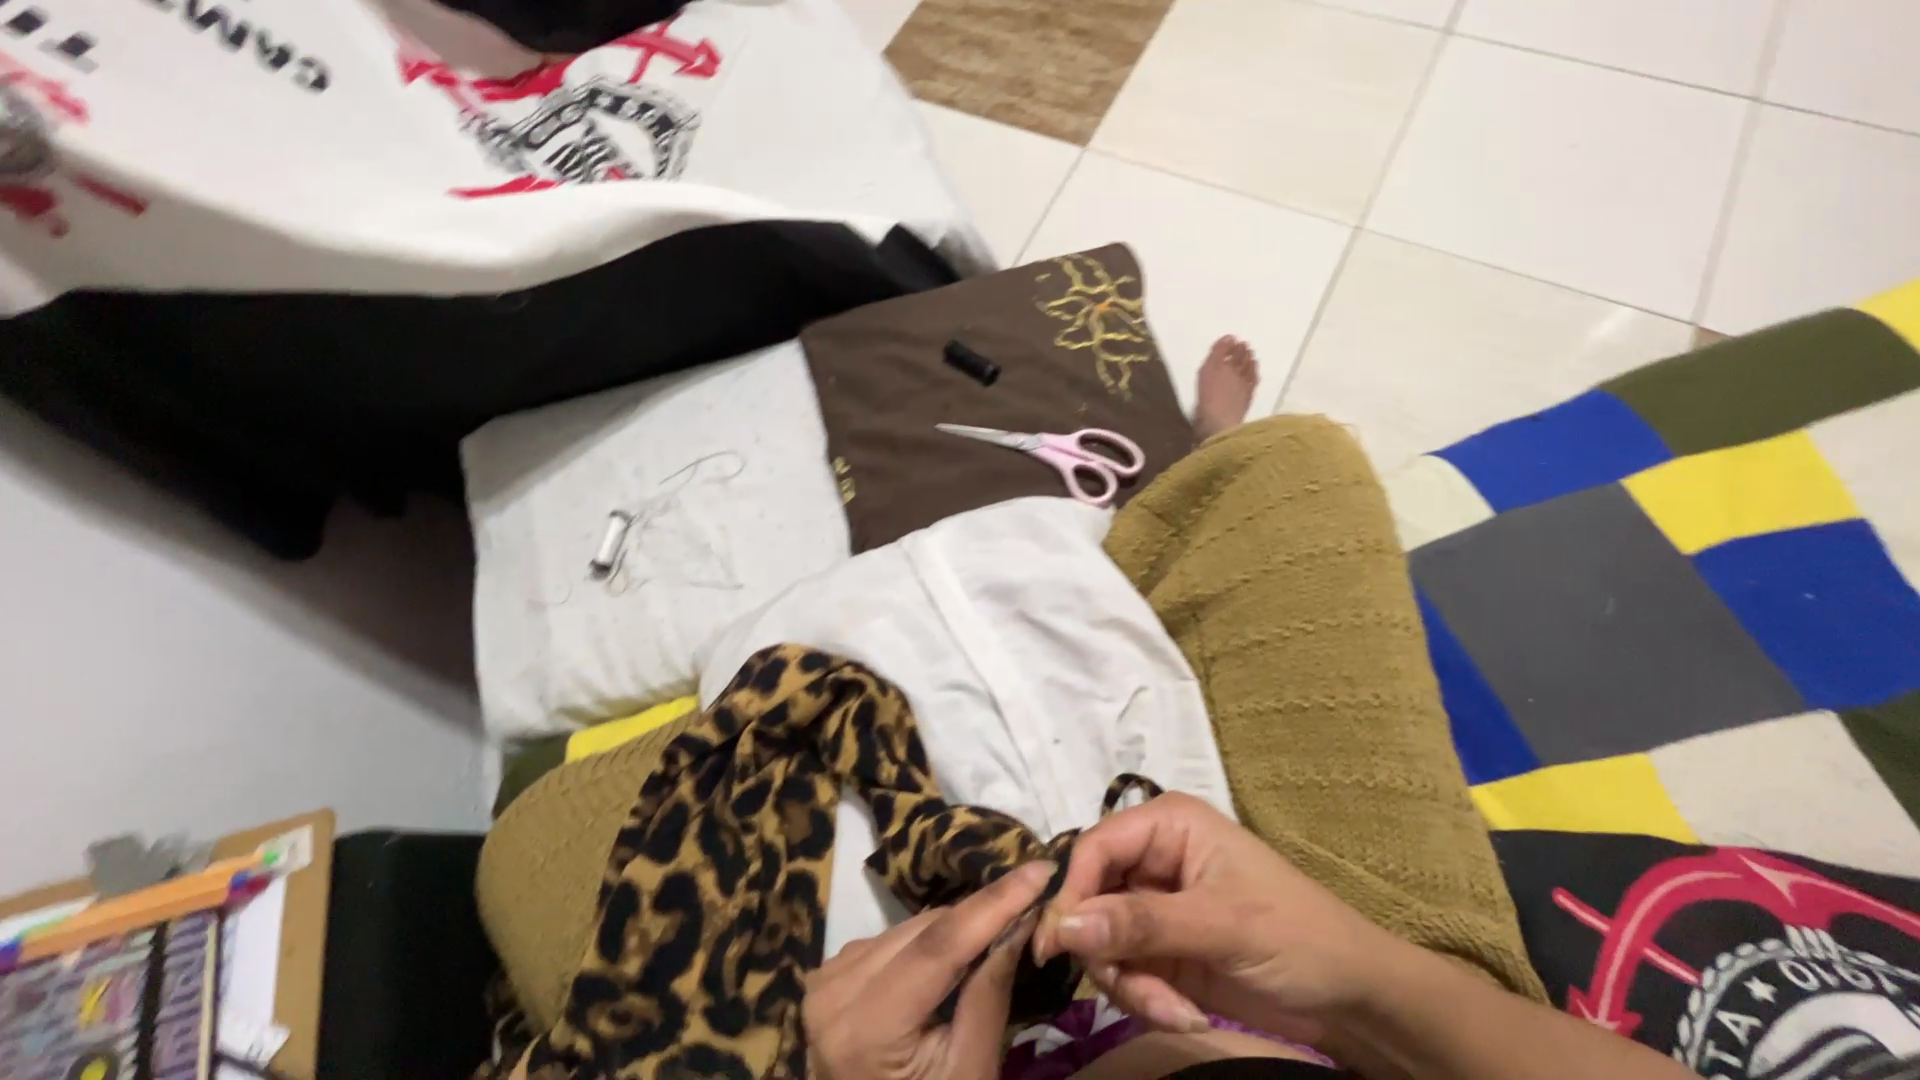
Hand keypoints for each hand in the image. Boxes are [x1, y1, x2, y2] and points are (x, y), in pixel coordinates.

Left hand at [804, 859, 1052, 1079]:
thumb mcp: (970, 1070)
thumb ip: (989, 991)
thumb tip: (1021, 918)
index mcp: (865, 1027)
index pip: (939, 944)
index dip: (994, 902)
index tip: (1040, 869)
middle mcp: (833, 991)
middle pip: (923, 930)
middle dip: (981, 912)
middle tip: (1033, 899)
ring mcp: (824, 980)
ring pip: (908, 928)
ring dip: (956, 926)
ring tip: (1000, 928)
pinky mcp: (827, 975)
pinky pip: (889, 940)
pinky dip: (927, 940)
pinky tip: (954, 955)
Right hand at [1031, 794, 1407, 1041]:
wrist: (1351, 999)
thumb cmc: (1296, 937)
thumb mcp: (1221, 925)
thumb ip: (1141, 924)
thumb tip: (1062, 925)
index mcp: (1168, 825)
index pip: (1095, 847)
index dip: (1071, 892)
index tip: (1055, 944)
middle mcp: (1152, 859)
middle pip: (1090, 897)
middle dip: (1105, 951)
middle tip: (1128, 991)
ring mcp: (1153, 907)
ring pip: (1100, 940)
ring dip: (1129, 983)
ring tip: (1173, 1011)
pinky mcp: (1159, 950)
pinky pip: (1122, 971)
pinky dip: (1143, 998)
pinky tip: (1184, 1014)